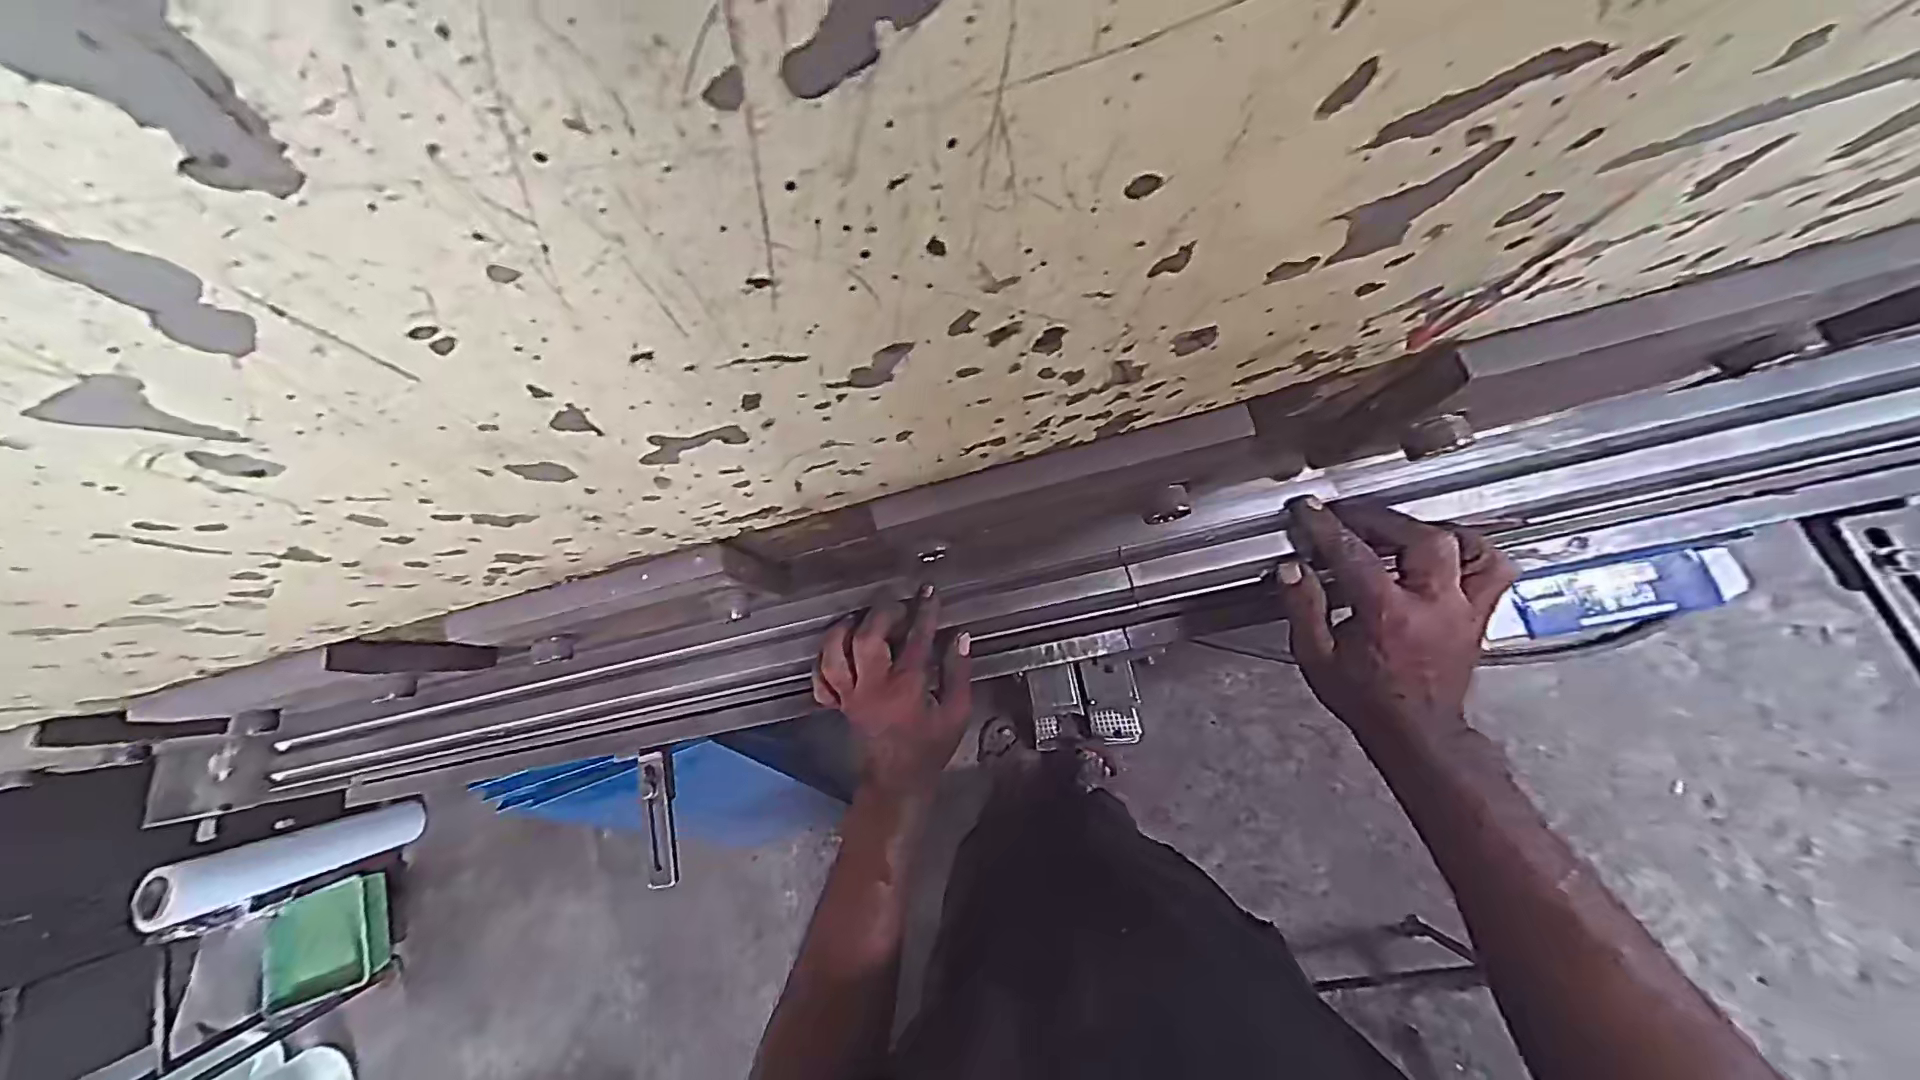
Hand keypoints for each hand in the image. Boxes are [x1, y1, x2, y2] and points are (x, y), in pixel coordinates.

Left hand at [814, 586, 972, 796]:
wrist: (897, 783)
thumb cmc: (930, 748)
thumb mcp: (957, 713)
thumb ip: (958, 673)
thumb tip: (960, 637)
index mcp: (906, 688)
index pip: (916, 639)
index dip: (924, 611)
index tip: (929, 593)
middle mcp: (873, 687)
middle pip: (868, 638)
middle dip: (882, 613)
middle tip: (897, 605)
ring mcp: (850, 696)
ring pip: (835, 654)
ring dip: (845, 629)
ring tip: (861, 617)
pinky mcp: (838, 704)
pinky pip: (821, 679)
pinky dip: (824, 659)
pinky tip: (837, 648)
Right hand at [1274, 496, 1516, 737]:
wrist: (1415, 730)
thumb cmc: (1366, 697)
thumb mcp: (1315, 655)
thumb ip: (1303, 607)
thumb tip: (1291, 569)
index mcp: (1389, 616)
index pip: (1356, 554)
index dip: (1327, 527)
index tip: (1310, 510)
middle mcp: (1435, 607)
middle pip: (1418, 537)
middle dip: (1376, 517)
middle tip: (1347, 514)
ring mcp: (1464, 609)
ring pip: (1463, 544)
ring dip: (1423, 527)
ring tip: (1392, 525)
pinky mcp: (1479, 614)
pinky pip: (1490, 567)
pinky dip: (1467, 547)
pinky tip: (1440, 546)